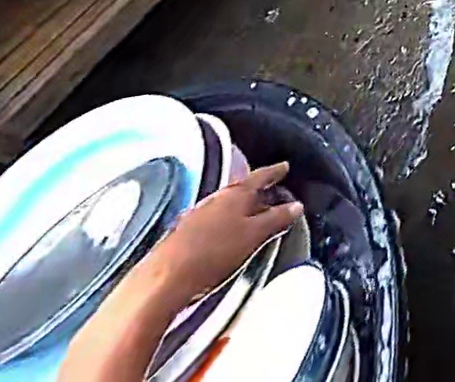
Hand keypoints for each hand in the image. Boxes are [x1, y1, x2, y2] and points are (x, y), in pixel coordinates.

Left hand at [134, 162, 302, 304]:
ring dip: (238, 212)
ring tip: (251, 221)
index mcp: (234, 194)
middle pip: (240, 191)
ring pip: (223, 209)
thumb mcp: (255, 236)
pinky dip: (221, 228)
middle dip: (256, 193)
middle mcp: (213, 201)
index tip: (284, 168)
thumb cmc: (210, 255)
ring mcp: (193, 219)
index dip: (274, 172)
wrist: (159, 286)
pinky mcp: (178, 240)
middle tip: (271, 196)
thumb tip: (296, 206)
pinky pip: (208, 226)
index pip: (260, 176)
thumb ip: (277, 218)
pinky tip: (223, 241)